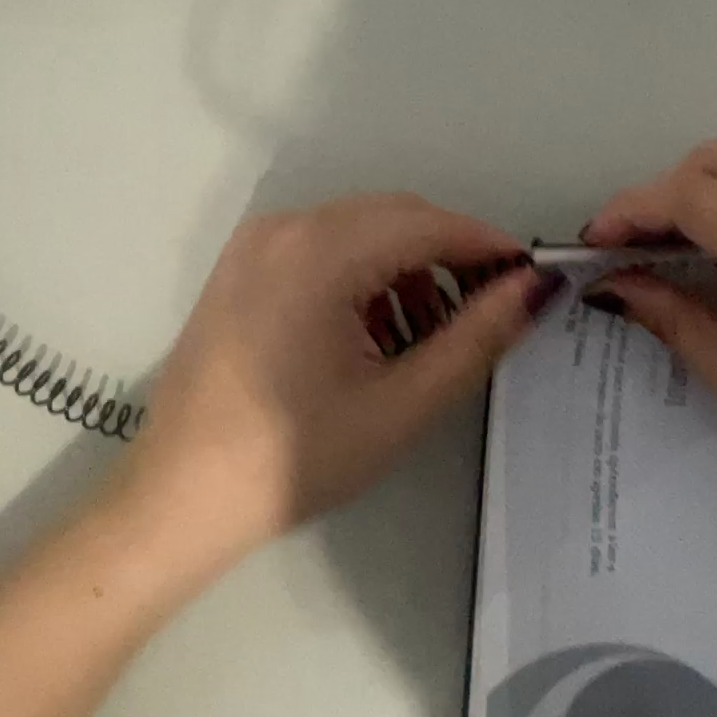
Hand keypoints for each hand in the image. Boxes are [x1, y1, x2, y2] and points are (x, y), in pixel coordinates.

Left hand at [117, 194, 564, 551]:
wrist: (179, 499)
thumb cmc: (295, 458)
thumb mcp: (402, 402)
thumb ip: (477, 337)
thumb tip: (536, 288)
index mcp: (320, 251)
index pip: (429, 224)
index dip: (488, 247)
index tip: (531, 281)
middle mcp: (284, 227)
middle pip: (394, 218)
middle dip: (449, 256)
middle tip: (487, 312)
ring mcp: (254, 245)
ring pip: (358, 231)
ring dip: (405, 268)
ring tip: (426, 336)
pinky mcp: (240, 269)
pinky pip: (321, 249)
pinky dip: (362, 276)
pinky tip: (372, 333)